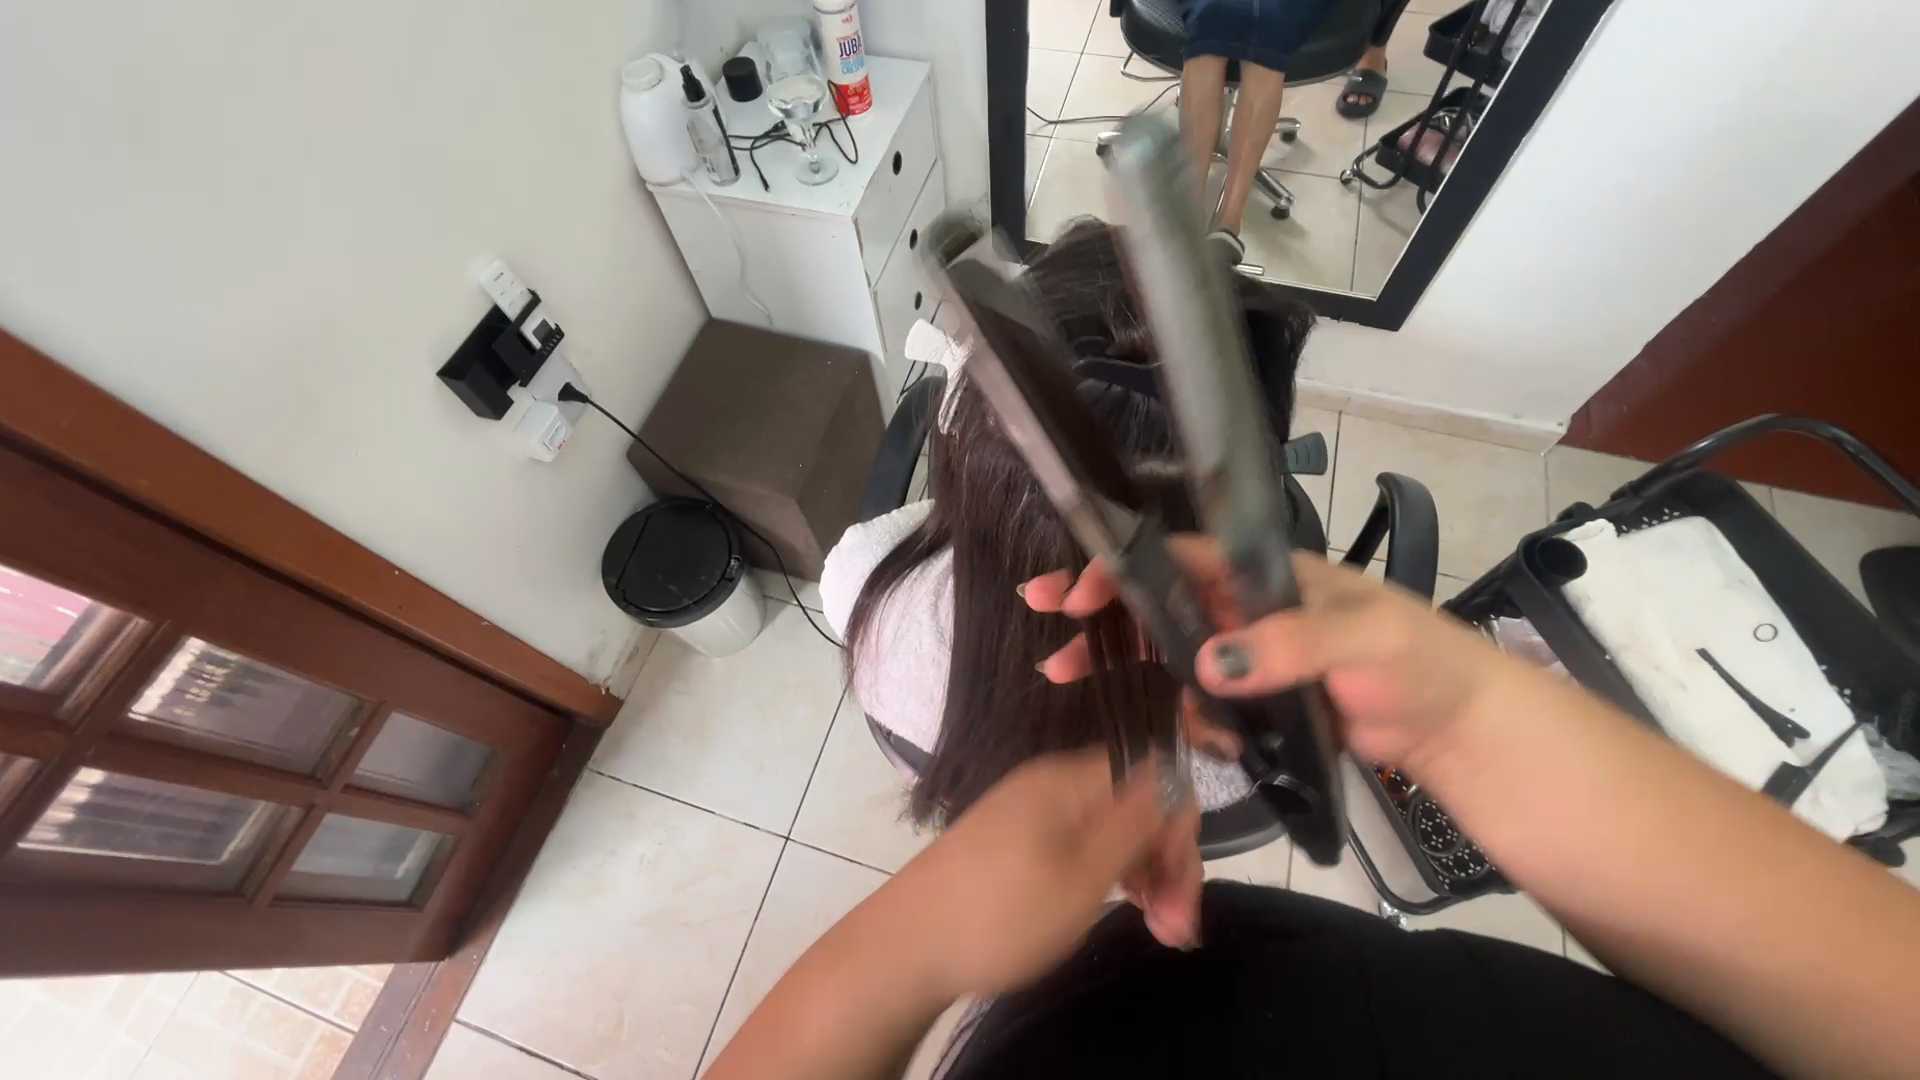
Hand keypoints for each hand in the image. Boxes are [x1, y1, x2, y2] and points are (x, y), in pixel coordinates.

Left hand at [884, 747, 1197, 998]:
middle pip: (1137, 804)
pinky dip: (1111, 877)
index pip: (1154, 774)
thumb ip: (1135, 820)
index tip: (1183, 885)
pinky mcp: (1024, 841)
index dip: (1180, 826)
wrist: (908, 946)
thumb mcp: (1082, 873)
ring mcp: (1037, 812)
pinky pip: (1085, 845)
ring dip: (1146, 875)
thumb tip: (1175, 764)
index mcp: (1071, 779)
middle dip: (1167, 860)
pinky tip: (1125, 911)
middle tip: (1177, 929)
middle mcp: (1056, 785)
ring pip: (1113, 830)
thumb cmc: (1002, 911)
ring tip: (1160, 932)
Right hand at [1022, 538, 1506, 771]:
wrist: (1450, 727)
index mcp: (1259, 576)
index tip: (1079, 592)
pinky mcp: (1247, 702)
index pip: (1179, 557)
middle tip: (1044, 612)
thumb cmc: (1415, 660)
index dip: (1124, 568)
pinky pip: (1192, 704)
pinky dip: (1175, 716)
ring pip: (1161, 653)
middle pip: (1153, 601)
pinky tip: (1175, 729)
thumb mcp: (1362, 639)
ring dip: (1114, 661)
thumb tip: (1212, 666)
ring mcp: (1240, 657)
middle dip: (1096, 607)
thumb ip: (1292, 645)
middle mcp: (1239, 610)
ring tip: (1062, 674)